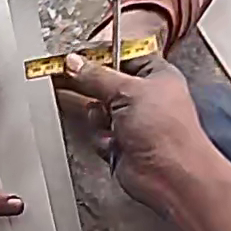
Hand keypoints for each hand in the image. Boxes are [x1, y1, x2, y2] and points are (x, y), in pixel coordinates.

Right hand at [53, 52, 215, 215]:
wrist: (168, 174)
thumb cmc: (166, 131)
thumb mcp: (128, 91)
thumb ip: (97, 76)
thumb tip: (75, 63)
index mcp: (155, 75)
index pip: (120, 56)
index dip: (97, 57)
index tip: (74, 58)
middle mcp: (143, 97)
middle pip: (104, 84)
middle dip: (89, 87)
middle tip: (62, 77)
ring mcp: (131, 122)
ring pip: (97, 111)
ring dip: (98, 119)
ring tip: (107, 124)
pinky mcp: (120, 144)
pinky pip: (97, 135)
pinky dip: (102, 139)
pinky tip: (113, 143)